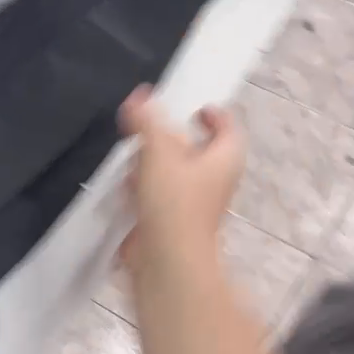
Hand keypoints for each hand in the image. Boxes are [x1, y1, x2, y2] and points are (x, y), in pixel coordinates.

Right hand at [117, 85, 244, 267]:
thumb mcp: (158, 152)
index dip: (214, 115)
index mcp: (224, 158)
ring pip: (176, 174)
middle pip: (198, 151)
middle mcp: (216, 180)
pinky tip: (126, 191)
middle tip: (151, 131)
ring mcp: (194, 204)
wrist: (166, 258)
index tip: (195, 109)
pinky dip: (145, 189)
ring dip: (154, 166)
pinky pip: (159, 196)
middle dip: (173, 140)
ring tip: (133, 161)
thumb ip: (147, 122)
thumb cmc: (173, 200)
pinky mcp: (172, 222)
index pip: (227, 128)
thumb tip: (139, 95)